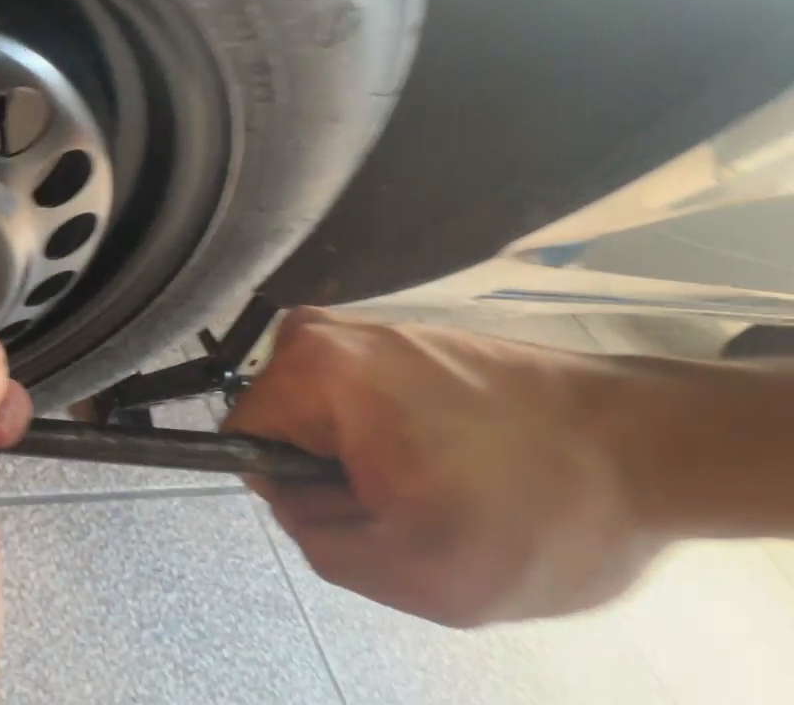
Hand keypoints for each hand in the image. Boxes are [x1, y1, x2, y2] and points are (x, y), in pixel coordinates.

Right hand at [224, 309, 660, 627]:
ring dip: (370, 460)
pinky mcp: (402, 335)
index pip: (244, 437)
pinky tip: (461, 457)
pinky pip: (359, 399)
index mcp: (311, 368)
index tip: (369, 509)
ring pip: (324, 416)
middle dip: (336, 475)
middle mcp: (321, 331)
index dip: (299, 492)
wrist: (655, 445)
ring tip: (446, 482)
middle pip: (286, 424)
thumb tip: (291, 494)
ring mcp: (364, 327)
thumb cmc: (534, 507)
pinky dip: (397, 436)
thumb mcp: (415, 572)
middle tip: (415, 504)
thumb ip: (318, 541)